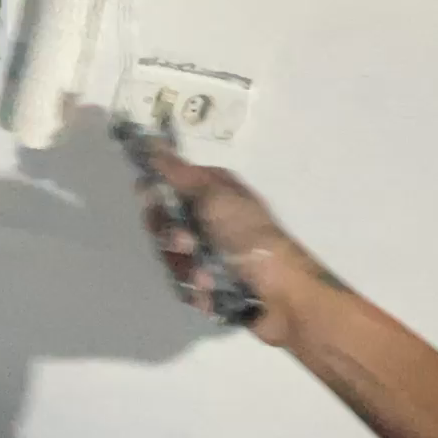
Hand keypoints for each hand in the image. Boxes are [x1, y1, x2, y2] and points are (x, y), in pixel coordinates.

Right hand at [143, 152, 342, 345]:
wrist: (284, 292)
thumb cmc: (250, 236)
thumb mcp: (215, 196)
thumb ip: (179, 173)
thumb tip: (153, 145)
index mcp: (211, 191)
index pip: (166, 186)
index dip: (155, 196)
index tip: (153, 203)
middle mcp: (208, 217)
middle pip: (163, 223)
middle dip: (171, 238)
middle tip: (187, 245)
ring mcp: (208, 250)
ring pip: (171, 256)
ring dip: (186, 268)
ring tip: (207, 279)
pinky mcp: (209, 280)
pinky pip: (183, 283)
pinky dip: (196, 290)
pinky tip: (211, 292)